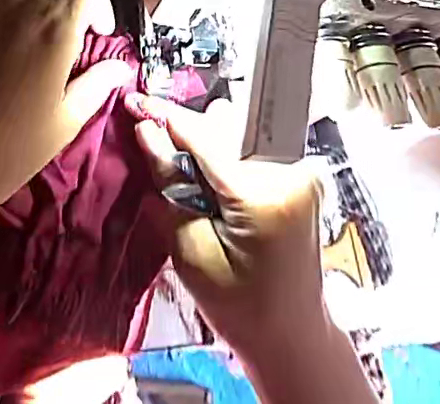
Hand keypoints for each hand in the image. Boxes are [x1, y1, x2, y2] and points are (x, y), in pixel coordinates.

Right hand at [127, 94, 329, 357]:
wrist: (294, 336)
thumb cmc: (241, 309)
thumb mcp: (192, 255)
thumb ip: (170, 187)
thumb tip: (148, 133)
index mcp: (263, 195)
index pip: (206, 137)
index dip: (167, 118)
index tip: (137, 102)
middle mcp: (290, 170)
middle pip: (225, 126)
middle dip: (188, 133)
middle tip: (158, 147)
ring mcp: (302, 169)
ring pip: (239, 130)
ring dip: (209, 143)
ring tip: (193, 179)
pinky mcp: (302, 172)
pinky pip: (253, 145)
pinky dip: (228, 156)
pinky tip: (215, 184)